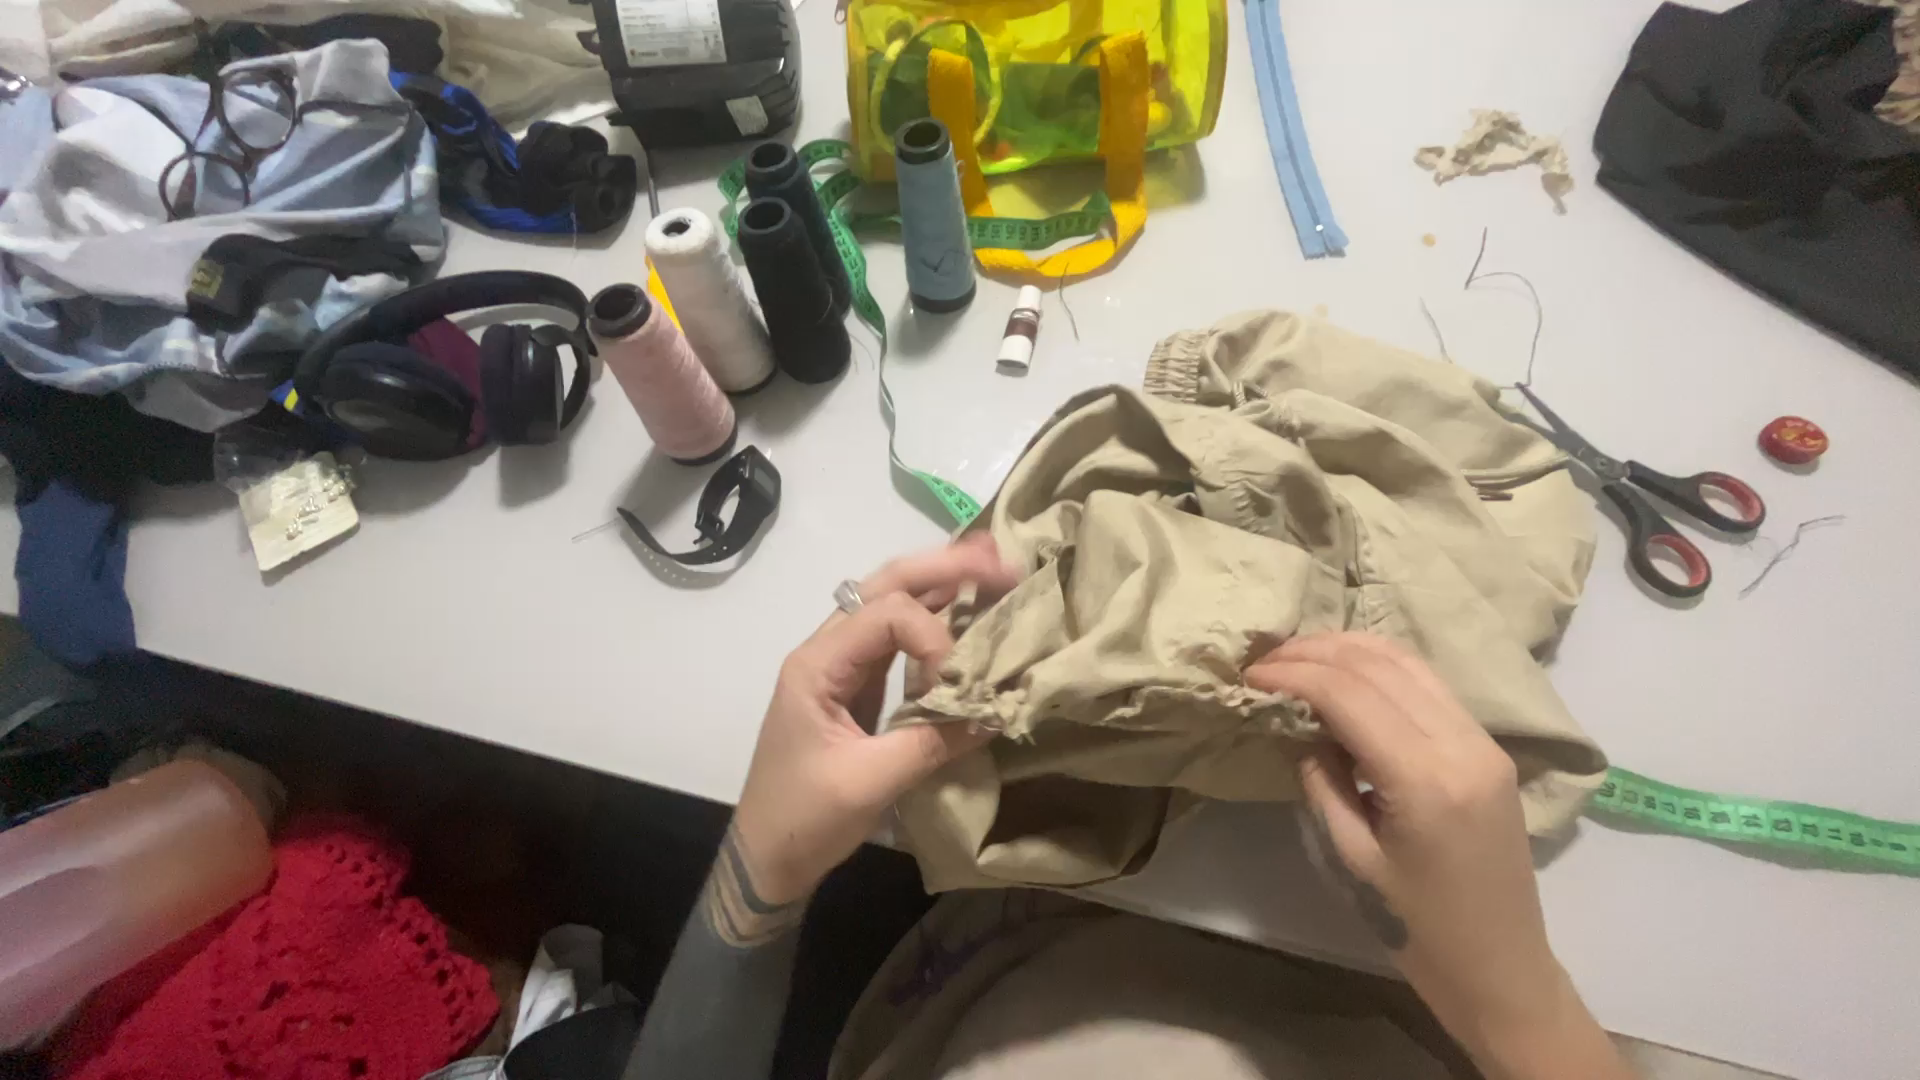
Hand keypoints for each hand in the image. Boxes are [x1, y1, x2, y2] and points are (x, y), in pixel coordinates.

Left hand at [731, 535, 1019, 906]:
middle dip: (943, 569)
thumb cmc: (804, 820)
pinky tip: (967, 617)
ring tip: (992, 572)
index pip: (887, 616)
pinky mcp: (857, 682)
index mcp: (817, 664)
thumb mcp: (870, 783)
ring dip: (941, 586)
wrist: (765, 857)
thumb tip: (995, 712)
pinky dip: (934, 624)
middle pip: (885, 586)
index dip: (935, 639)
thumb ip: (932, 742)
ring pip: (891, 603)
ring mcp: (841, 664)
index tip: (961, 687)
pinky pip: (897, 639)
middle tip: (998, 561)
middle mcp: (827, 649)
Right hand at [1248, 634, 1619, 1076]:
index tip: (1250, 674)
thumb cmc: (1416, 925)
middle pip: (1378, 666)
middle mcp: (1463, 746)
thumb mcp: (1350, 854)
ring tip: (1297, 655)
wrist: (1501, 968)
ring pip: (1407, 662)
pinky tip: (1343, 670)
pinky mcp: (1486, 745)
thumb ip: (1321, 778)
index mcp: (1427, 781)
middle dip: (1313, 652)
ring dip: (1346, 648)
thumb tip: (1300, 724)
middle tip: (1265, 659)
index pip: (1349, 695)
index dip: (1293, 674)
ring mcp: (1483, 741)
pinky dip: (1378, 664)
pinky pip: (1427, 682)